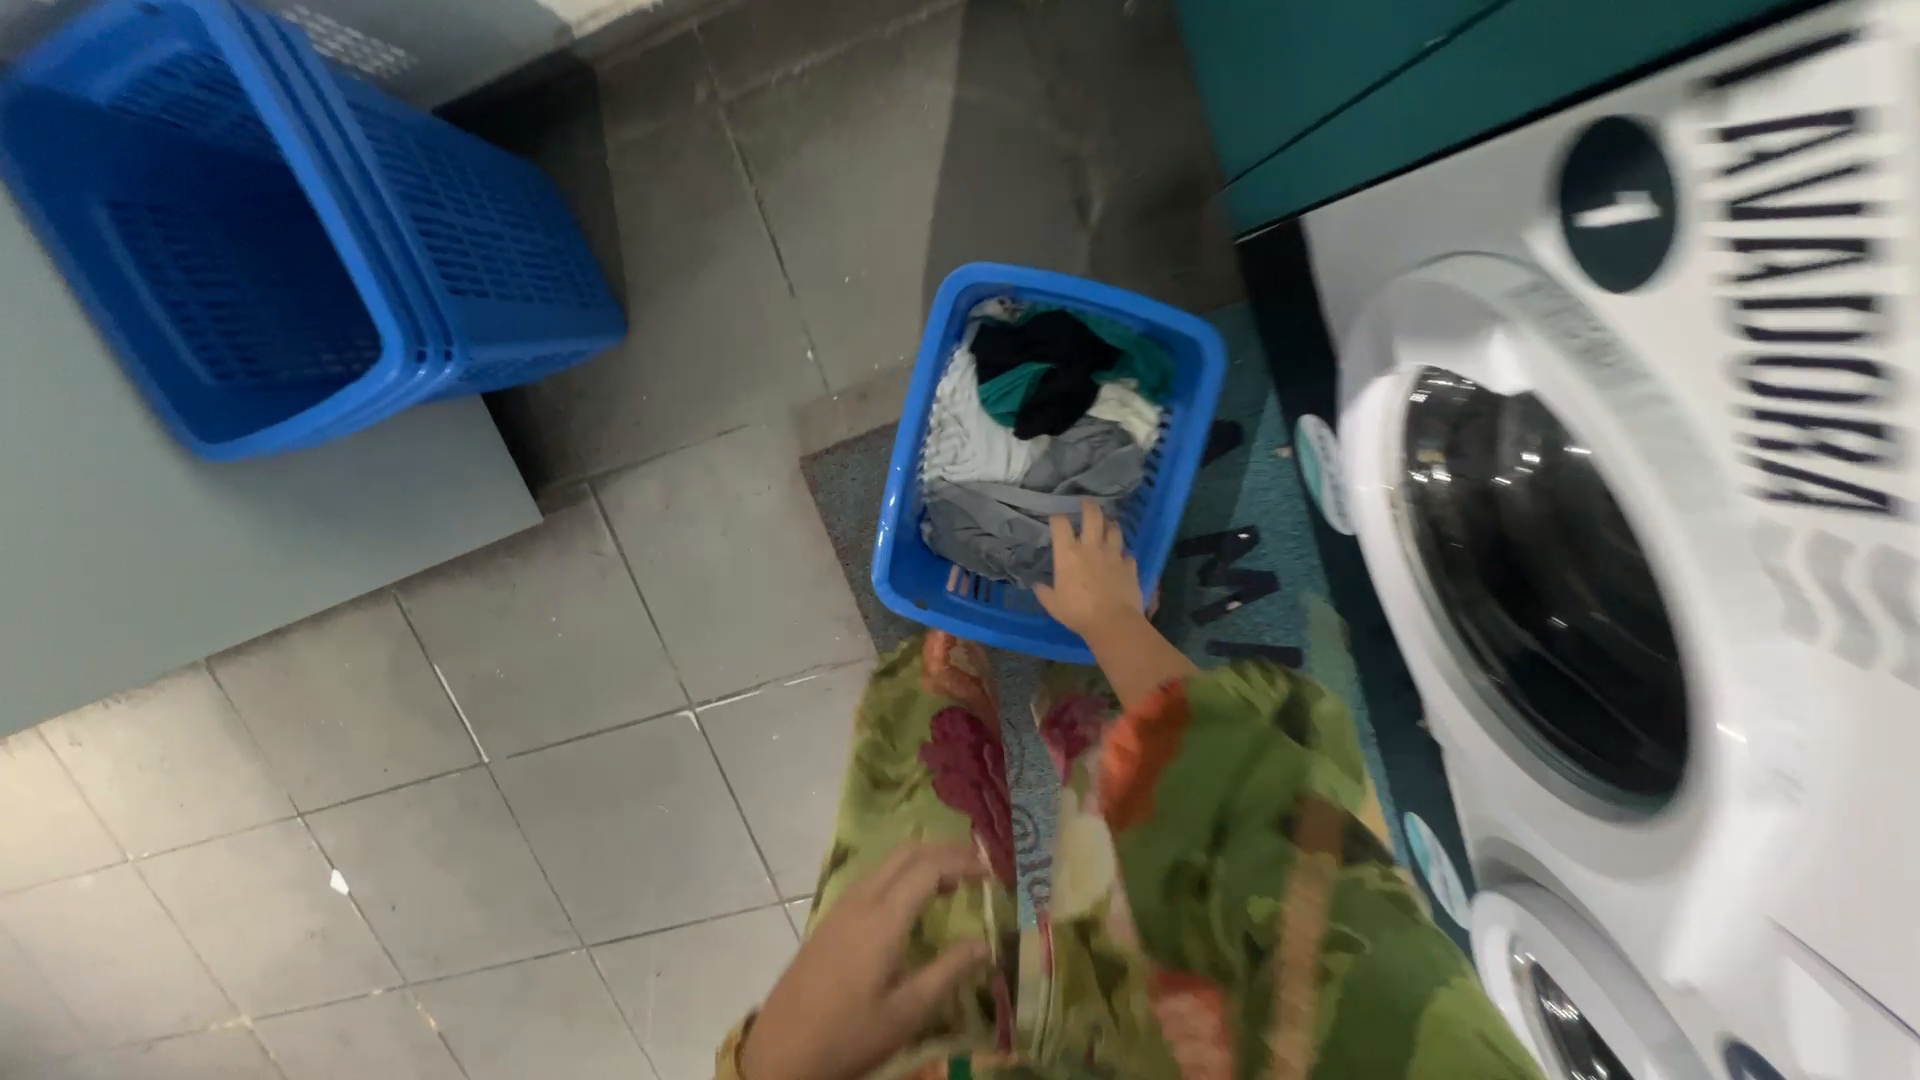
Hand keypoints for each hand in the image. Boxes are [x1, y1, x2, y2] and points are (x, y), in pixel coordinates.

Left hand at [740, 843, 990, 1079]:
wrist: (780, 1051)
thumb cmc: (848, 1034)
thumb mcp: (907, 1013)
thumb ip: (949, 971)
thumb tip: (986, 942)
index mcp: (882, 918)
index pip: (929, 867)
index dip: (963, 863)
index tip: (992, 874)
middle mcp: (862, 899)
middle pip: (908, 852)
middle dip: (945, 852)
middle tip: (977, 868)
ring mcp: (842, 906)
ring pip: (888, 862)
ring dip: (923, 861)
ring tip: (953, 883)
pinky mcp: (832, 918)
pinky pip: (874, 878)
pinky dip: (903, 875)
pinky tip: (913, 904)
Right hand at [1035, 498, 1143, 637]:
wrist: (1112, 622)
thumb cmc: (1077, 612)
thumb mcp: (1052, 604)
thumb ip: (1044, 591)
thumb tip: (1036, 584)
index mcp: (1068, 553)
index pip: (1060, 524)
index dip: (1057, 516)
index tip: (1055, 516)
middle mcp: (1091, 547)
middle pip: (1093, 516)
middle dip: (1088, 506)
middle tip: (1086, 502)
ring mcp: (1113, 554)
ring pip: (1114, 529)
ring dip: (1110, 525)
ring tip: (1107, 525)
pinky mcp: (1129, 565)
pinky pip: (1127, 554)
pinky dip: (1123, 554)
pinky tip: (1121, 558)